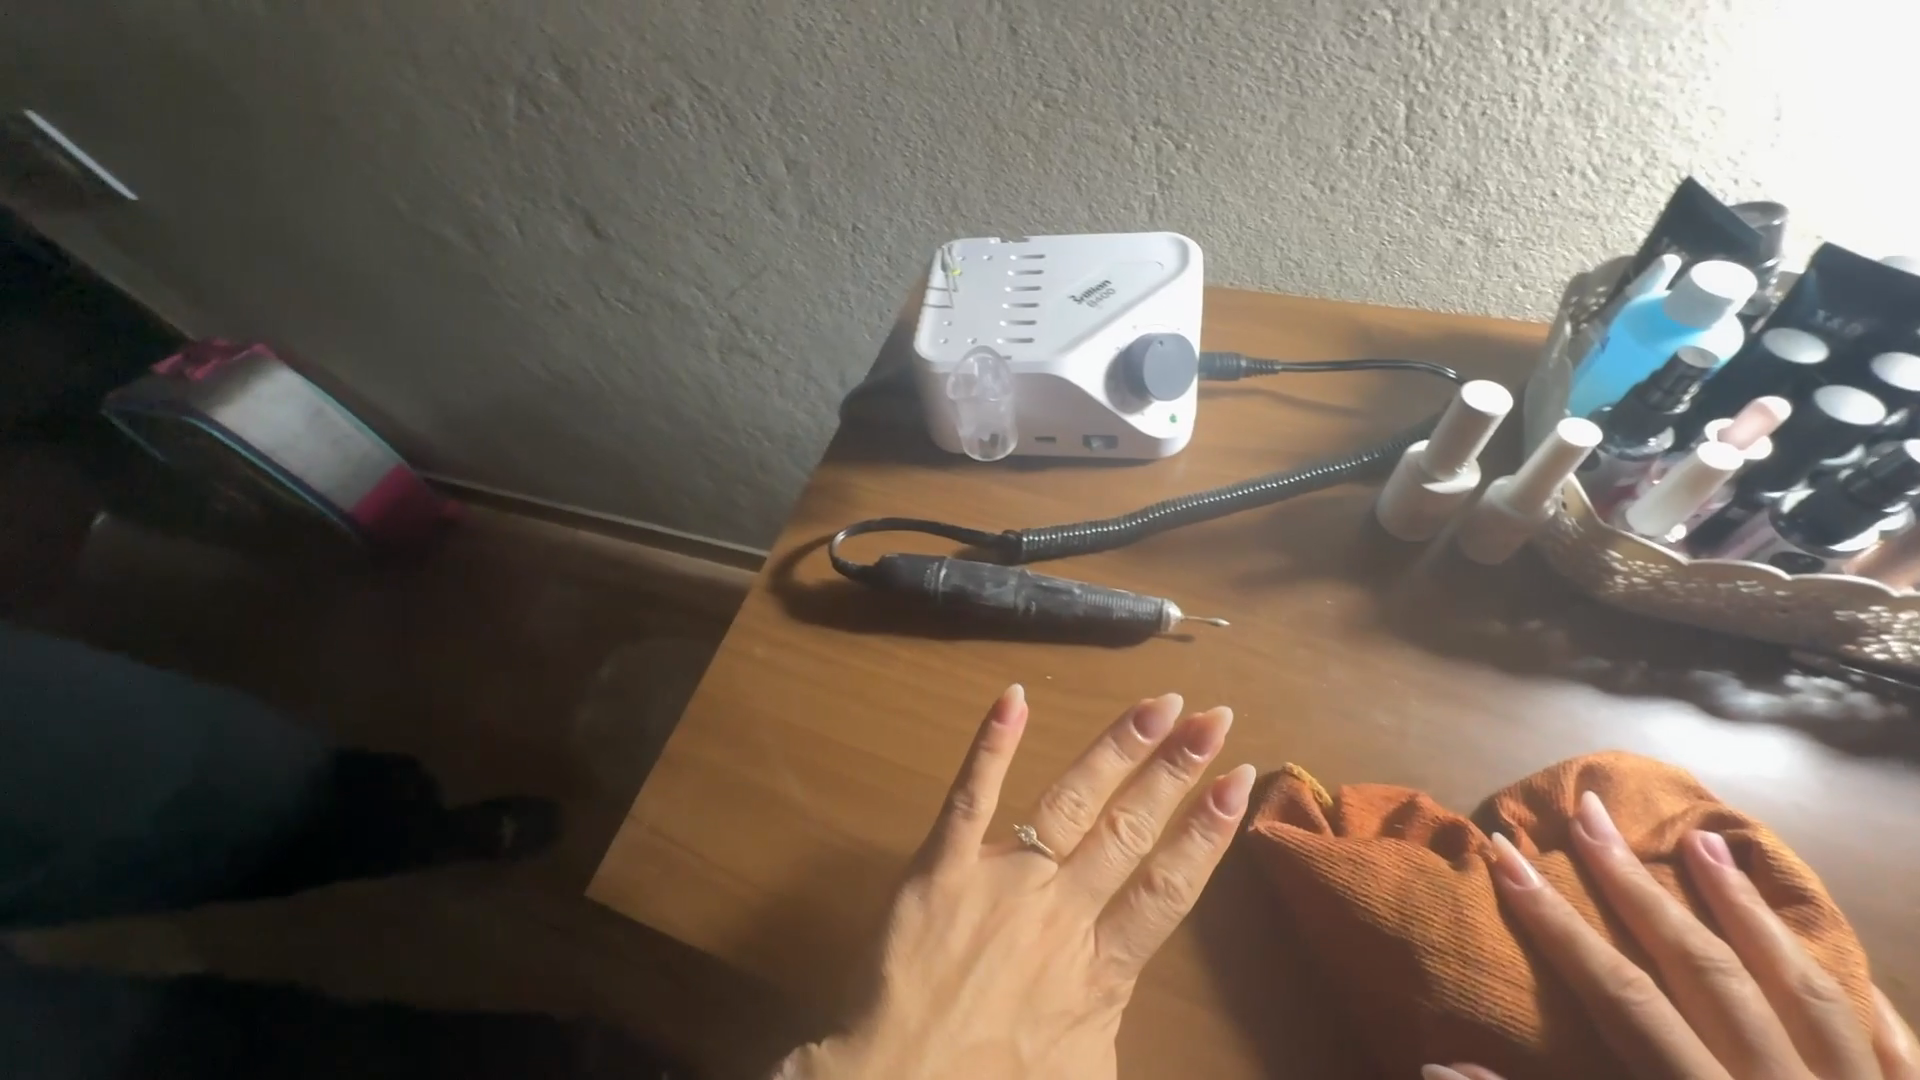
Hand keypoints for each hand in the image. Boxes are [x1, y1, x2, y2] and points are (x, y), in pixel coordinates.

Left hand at [779, 685, 1253, 1079]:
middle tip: (1211, 718)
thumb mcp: (1083, 1072)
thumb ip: (1114, 1020)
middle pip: (1129, 829)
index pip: (1167, 885)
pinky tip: (1015, 698)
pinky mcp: (940, 866)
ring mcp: (1000, 882)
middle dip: (1175, 770)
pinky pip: (970, 798)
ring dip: (1115, 750)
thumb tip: (1128, 986)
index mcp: (1099, 966)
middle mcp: (1060, 912)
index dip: (1206, 832)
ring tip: (1156, 705)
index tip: (1239, 780)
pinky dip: (994, 746)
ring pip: (1070, 803)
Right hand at [1427, 792, 1919, 1079]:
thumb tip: (1437, 1067)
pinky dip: (1851, 988)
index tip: (1505, 852)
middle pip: (1702, 968)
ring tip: (1706, 842)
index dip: (1554, 918)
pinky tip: (1817, 942)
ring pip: (1801, 986)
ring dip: (1744, 908)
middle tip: (1590, 811)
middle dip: (1636, 883)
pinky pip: (1893, 1047)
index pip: (1617, 992)